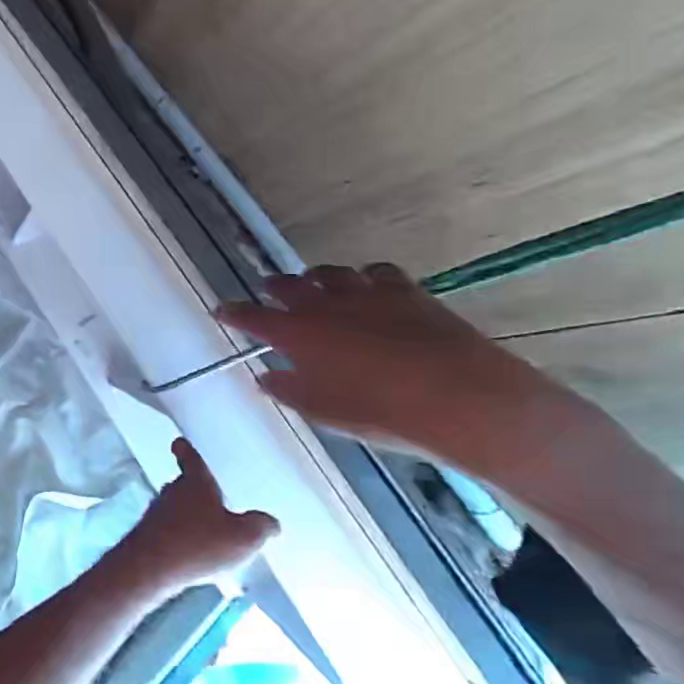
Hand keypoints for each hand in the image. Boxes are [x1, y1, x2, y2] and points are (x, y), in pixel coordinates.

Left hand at [109, 438, 278, 594]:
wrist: (151, 567)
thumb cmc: (198, 543)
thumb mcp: (244, 537)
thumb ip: (261, 526)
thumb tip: (270, 522)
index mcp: (195, 482)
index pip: (190, 458)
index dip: (187, 450)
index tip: (180, 443)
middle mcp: (172, 491)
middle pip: (183, 484)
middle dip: (196, 491)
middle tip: (212, 498)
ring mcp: (156, 512)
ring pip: (175, 507)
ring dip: (189, 516)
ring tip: (209, 532)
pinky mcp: (149, 534)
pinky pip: (169, 530)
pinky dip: (181, 537)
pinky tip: (195, 555)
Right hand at [216, 263, 604, 482]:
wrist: (461, 399)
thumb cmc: (379, 411)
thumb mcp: (321, 410)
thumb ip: (288, 389)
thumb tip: (267, 377)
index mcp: (295, 334)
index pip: (251, 317)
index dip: (233, 312)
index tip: (221, 309)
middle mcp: (323, 306)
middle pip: (287, 285)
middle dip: (274, 287)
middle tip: (270, 291)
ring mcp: (364, 294)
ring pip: (329, 273)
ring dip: (317, 278)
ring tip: (316, 284)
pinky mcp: (405, 292)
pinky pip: (376, 272)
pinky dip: (364, 277)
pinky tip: (368, 286)